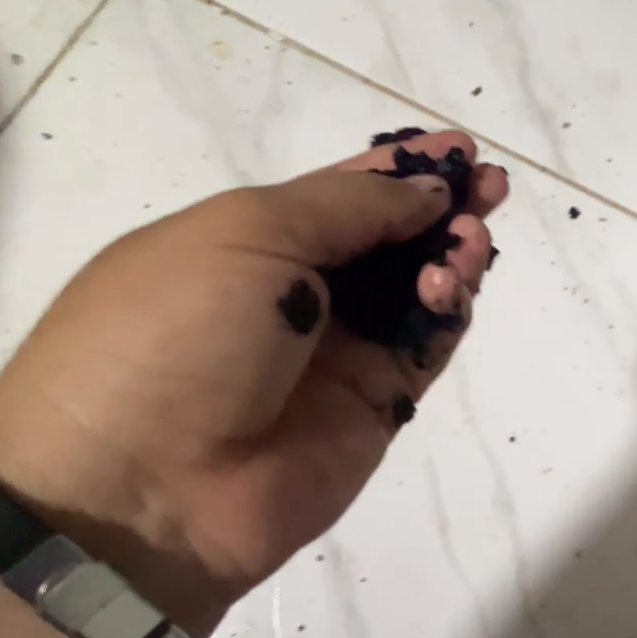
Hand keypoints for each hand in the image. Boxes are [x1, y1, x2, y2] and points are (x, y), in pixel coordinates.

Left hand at [0, 131, 506, 634]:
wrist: (144, 490)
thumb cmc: (172, 334)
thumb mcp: (247, 236)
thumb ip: (348, 208)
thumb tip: (425, 194)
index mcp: (251, 242)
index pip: (343, 195)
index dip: (402, 169)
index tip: (460, 147)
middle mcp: (301, 294)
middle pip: (391, 240)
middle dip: (443, 208)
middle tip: (492, 187)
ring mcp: (341, 353)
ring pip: (418, 291)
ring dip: (451, 255)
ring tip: (473, 238)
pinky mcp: (377, 405)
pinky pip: (427, 345)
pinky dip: (450, 310)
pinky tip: (453, 283)